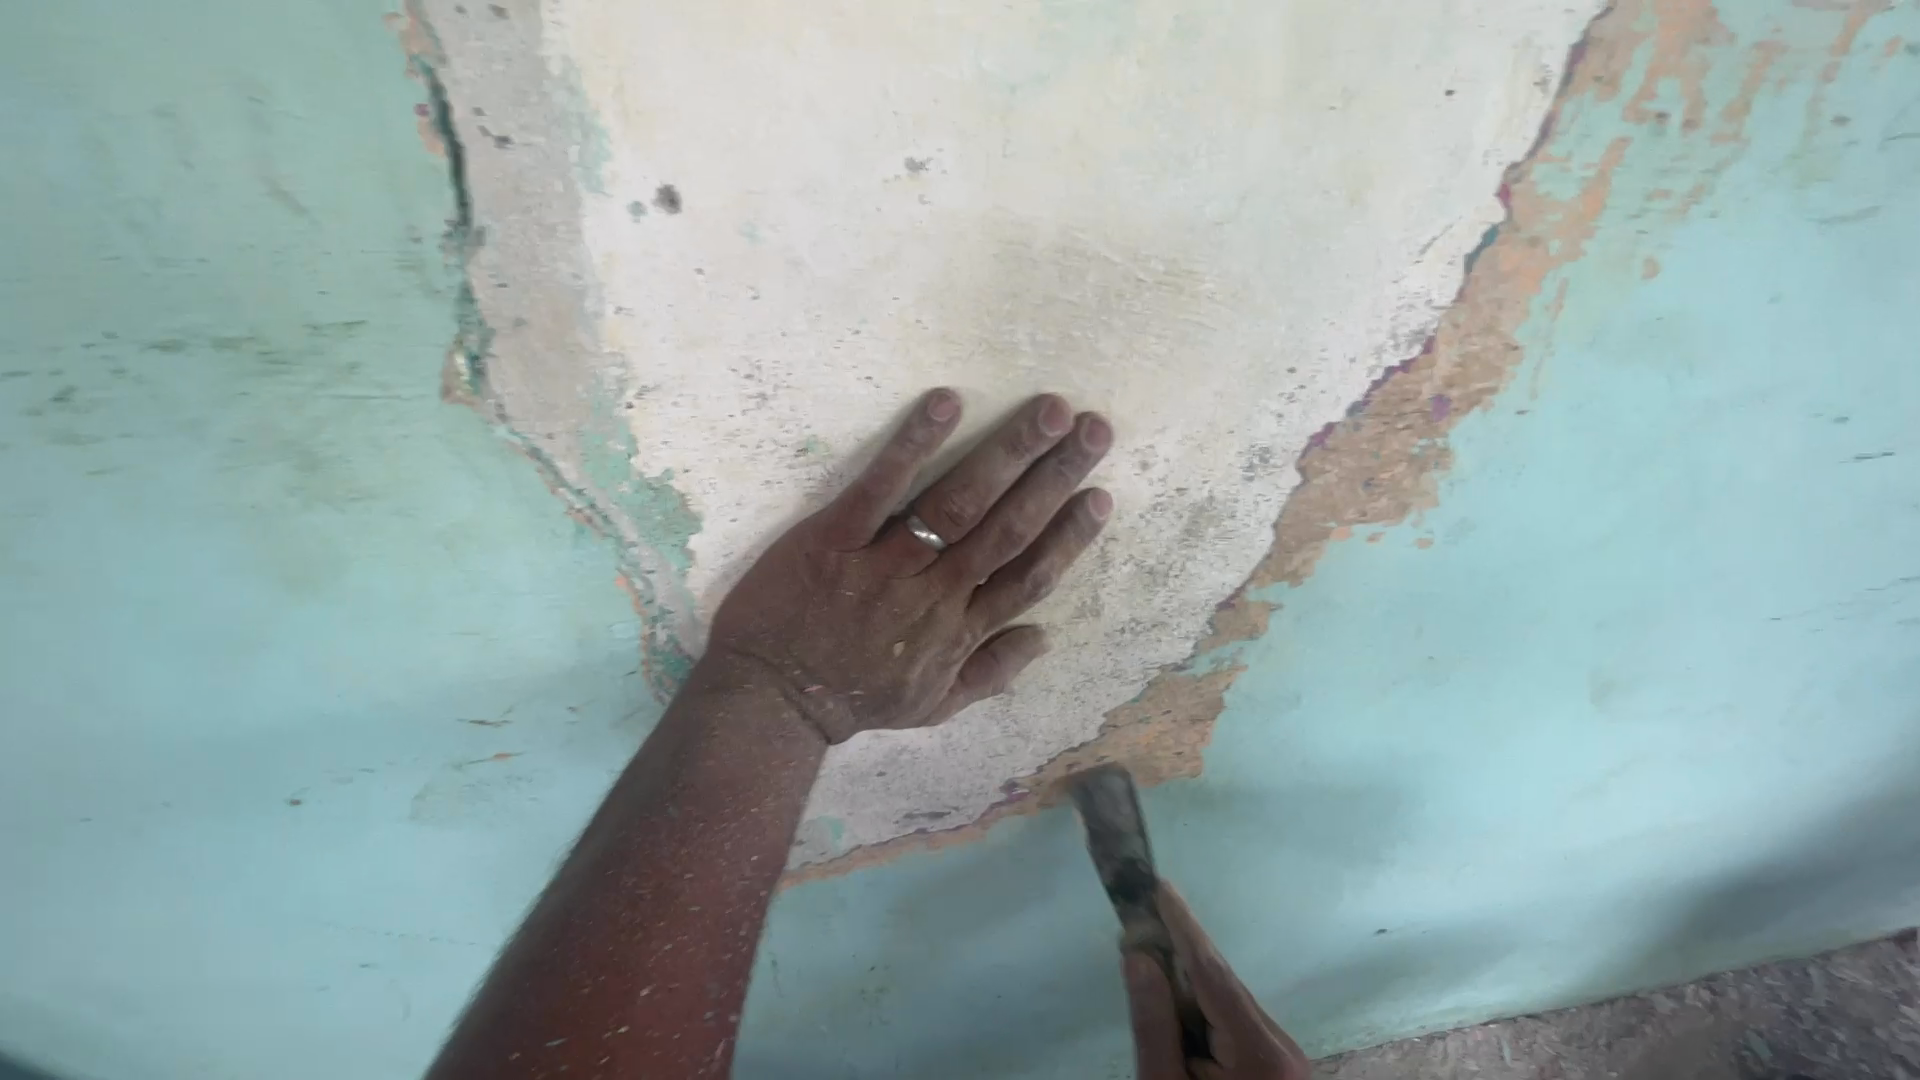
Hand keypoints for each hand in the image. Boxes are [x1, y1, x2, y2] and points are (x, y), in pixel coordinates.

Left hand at [702, 388, 1112, 743]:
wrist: (772, 701)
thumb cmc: (856, 697)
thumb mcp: (933, 706)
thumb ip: (991, 672)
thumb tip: (1045, 637)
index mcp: (961, 631)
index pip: (1028, 578)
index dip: (1069, 537)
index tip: (1101, 497)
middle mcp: (935, 594)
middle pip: (1007, 530)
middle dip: (1054, 478)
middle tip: (1094, 429)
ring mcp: (885, 565)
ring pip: (957, 505)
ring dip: (1006, 455)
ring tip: (1047, 411)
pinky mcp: (834, 541)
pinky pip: (879, 489)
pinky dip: (912, 447)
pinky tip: (946, 404)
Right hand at [1124, 884, 1311, 1079]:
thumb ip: (1153, 1023)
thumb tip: (1139, 956)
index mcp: (1260, 1054)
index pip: (1214, 974)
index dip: (1184, 927)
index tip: (1160, 886)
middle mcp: (1283, 1050)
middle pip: (1222, 986)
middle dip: (1180, 952)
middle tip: (1137, 921)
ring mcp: (1287, 1063)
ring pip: (1228, 1004)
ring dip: (1188, 984)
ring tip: (1148, 963)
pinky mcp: (1279, 1073)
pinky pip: (1235, 1026)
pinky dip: (1203, 1012)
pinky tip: (1176, 1013)